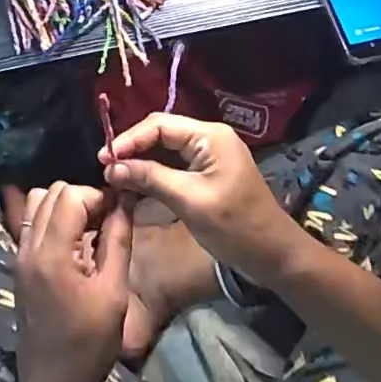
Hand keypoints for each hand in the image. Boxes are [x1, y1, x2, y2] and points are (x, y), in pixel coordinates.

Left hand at [5, 183, 132, 381]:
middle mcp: (28, 246)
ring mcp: (20, 254)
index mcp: (51, 253)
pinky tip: (73, 242)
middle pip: (52, 192)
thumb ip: (118, 240)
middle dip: (82, 197)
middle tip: (105, 221)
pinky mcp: (19, 263)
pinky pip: (31, 221)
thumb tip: (125, 200)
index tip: (117, 213)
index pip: (70, 195)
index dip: (97, 196)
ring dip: (64, 205)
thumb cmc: (88, 344)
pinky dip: (51, 218)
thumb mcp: (113, 293)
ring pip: (37, 202)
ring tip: (88, 229)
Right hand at [101, 114, 298, 280]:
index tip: (104, 157)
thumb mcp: (189, 201)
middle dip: (133, 148)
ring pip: (165, 148)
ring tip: (115, 174)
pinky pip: (174, 163)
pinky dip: (154, 171)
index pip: (160, 126)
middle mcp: (209, 137)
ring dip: (141, 160)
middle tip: (106, 166)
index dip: (129, 139)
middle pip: (161, 132)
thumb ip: (151, 178)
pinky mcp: (208, 170)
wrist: (276, 256)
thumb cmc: (236, 227)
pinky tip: (135, 181)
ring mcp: (209, 153)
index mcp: (209, 136)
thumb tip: (112, 167)